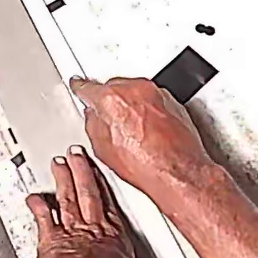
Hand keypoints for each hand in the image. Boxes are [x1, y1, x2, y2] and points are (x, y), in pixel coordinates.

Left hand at [27, 148, 160, 257]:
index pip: (115, 212)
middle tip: (79, 154)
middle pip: (90, 194)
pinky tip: (33, 194)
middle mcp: (96, 234)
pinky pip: (44, 217)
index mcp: (118, 246)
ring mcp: (73, 233)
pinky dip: (37, 205)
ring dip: (65, 179)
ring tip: (61, 161)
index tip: (105, 178)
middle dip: (85, 173)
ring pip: (69, 198)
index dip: (109, 192)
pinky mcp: (52, 240)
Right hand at [68, 77, 217, 203]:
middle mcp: (134, 89)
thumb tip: (94, 118)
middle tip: (109, 122)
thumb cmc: (146, 164)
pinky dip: (147, 110)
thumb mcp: (103, 149)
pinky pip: (152, 100)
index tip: (78, 85)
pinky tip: (148, 132)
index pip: (87, 87)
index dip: (80, 88)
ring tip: (133, 133)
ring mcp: (155, 93)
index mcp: (110, 99)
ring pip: (134, 92)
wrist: (178, 172)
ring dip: (130, 106)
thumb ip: (93, 124)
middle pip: (113, 87)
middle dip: (109, 102)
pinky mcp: (171, 100)